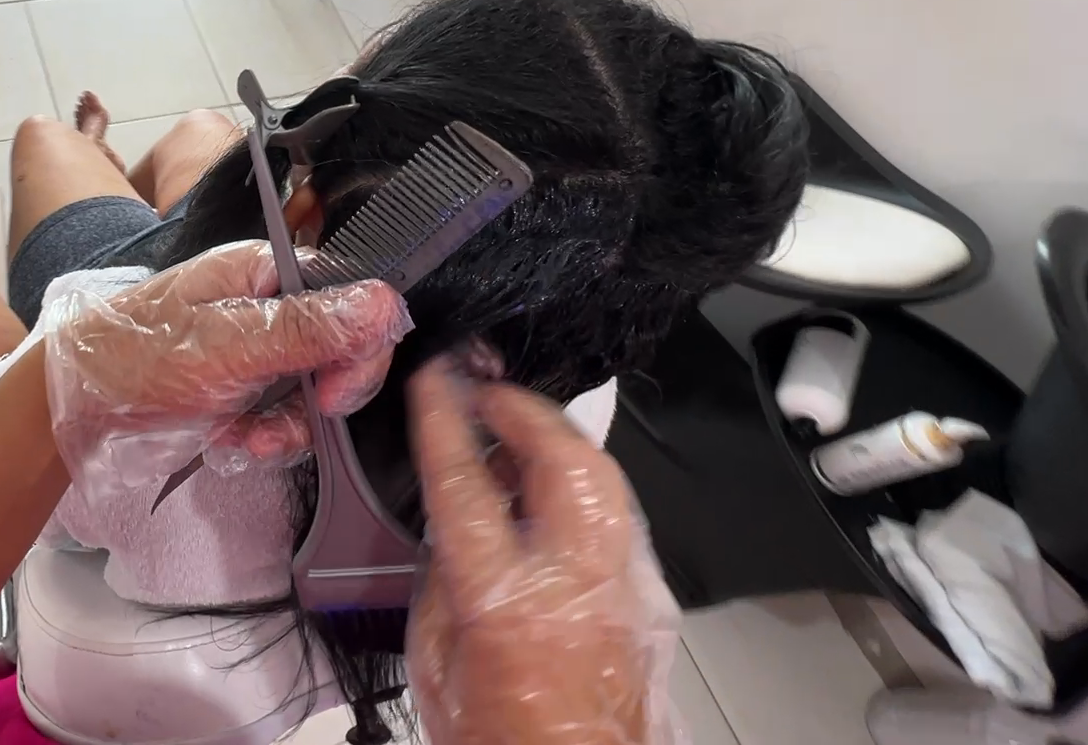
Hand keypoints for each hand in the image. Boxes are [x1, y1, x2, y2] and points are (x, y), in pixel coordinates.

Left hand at [42, 240, 411, 499]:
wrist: (78, 405)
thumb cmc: (138, 355)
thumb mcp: (223, 345)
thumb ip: (304, 328)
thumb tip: (382, 304)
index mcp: (265, 270)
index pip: (349, 298)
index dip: (357, 348)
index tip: (334, 393)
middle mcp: (268, 303)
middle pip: (340, 347)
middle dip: (322, 396)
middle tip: (296, 421)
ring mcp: (257, 346)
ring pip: (315, 389)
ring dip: (290, 425)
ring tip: (248, 438)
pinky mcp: (246, 383)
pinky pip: (285, 413)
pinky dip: (267, 435)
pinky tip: (234, 439)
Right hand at [406, 357, 683, 744]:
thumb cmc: (488, 737)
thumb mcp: (433, 655)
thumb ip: (444, 573)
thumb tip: (455, 516)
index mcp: (507, 604)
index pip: (468, 485)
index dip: (444, 421)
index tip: (432, 378)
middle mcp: (580, 588)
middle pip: (568, 463)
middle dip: (524, 410)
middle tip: (484, 393)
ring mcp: (630, 593)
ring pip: (605, 479)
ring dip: (554, 438)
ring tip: (511, 430)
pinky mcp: (654, 604)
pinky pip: (614, 514)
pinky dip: (575, 481)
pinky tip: (543, 488)